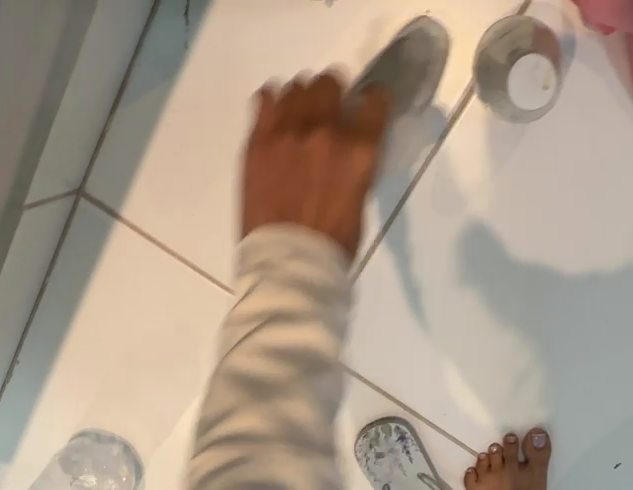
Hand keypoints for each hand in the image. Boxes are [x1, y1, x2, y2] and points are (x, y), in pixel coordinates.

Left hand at [240, 71, 390, 259]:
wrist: (288, 264)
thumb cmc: (331, 246)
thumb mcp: (359, 203)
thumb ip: (355, 169)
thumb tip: (347, 153)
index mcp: (358, 152)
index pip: (374, 101)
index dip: (372, 102)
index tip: (367, 108)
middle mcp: (325, 131)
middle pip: (329, 82)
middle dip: (333, 94)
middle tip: (328, 113)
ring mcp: (287, 132)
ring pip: (296, 86)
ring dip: (302, 99)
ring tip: (299, 120)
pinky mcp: (258, 139)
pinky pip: (265, 98)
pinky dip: (274, 104)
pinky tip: (276, 123)